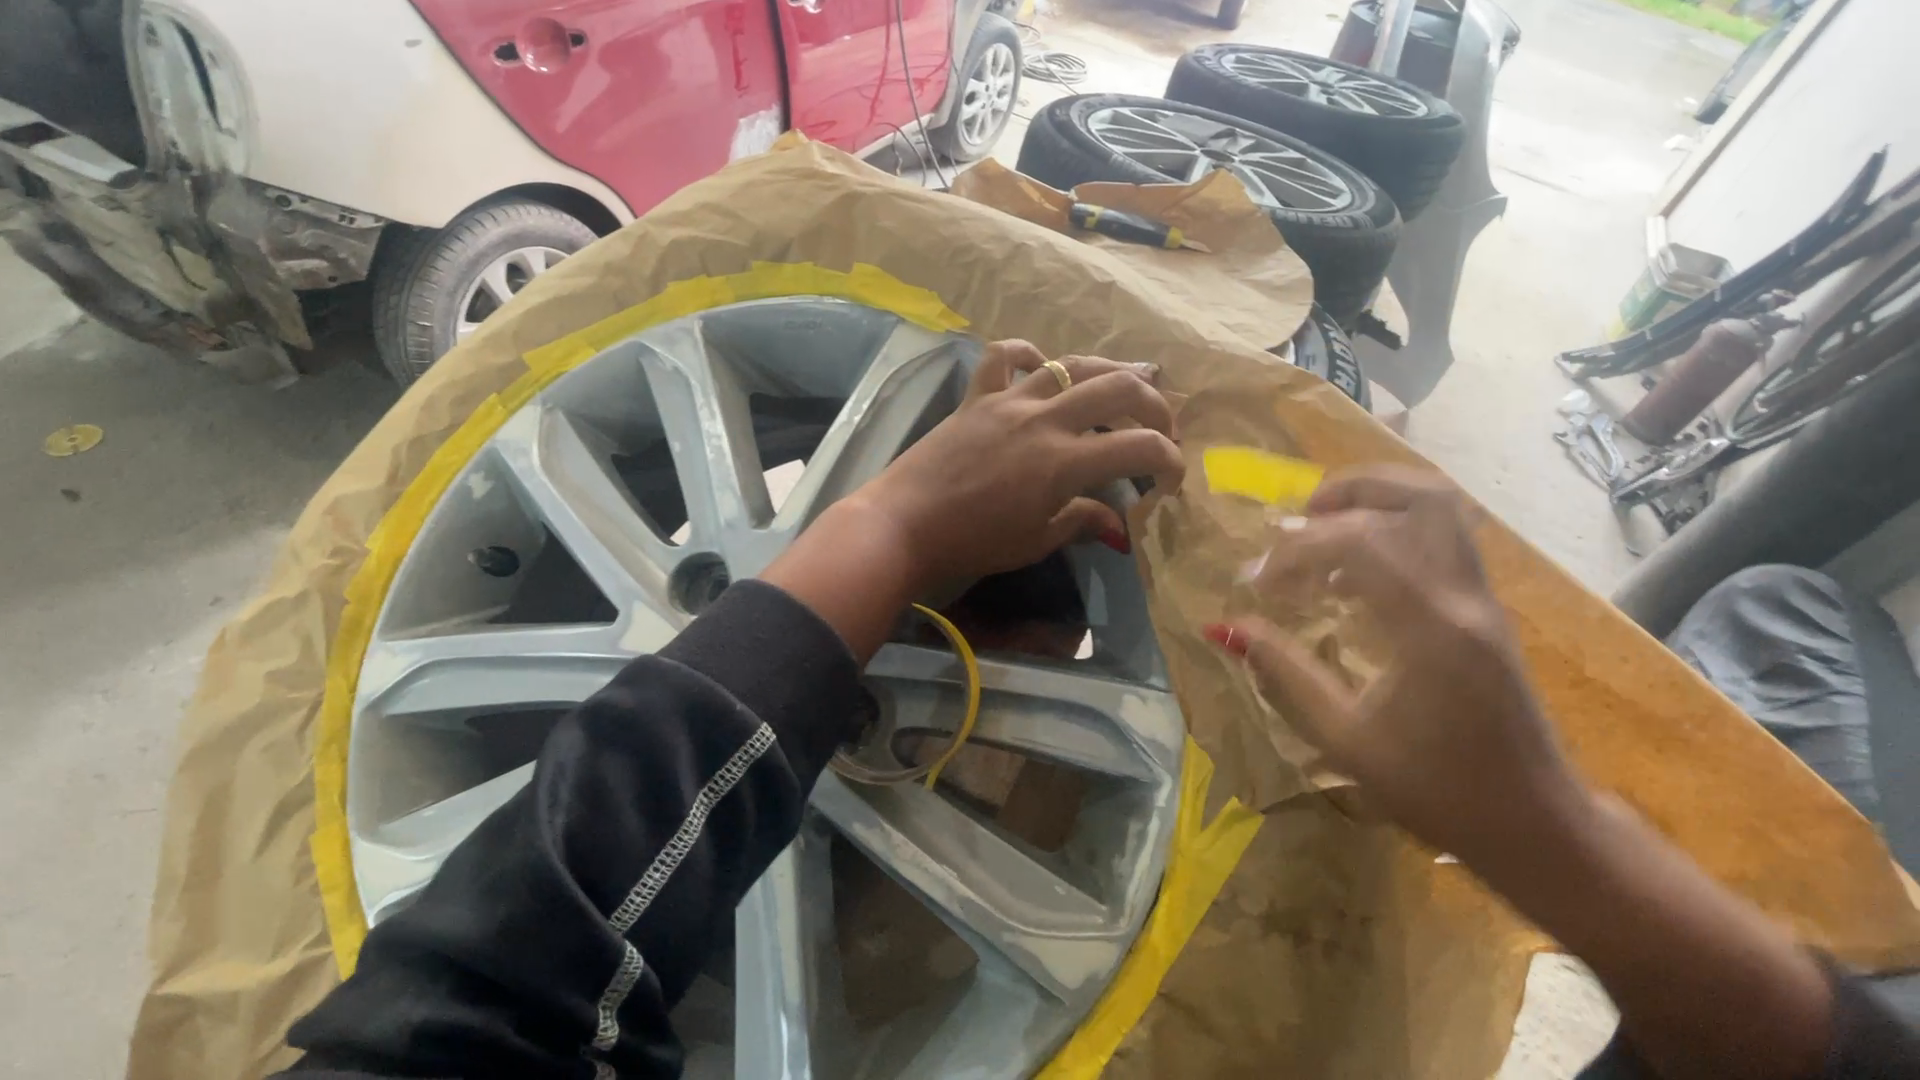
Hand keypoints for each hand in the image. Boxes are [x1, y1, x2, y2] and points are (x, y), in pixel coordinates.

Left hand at [850, 339, 1184, 590]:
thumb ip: (1081, 522)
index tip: (1171, 479)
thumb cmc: (971, 543)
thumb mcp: (1034, 541)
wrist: (903, 525)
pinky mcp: (976, 397)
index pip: (1138, 447)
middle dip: (1153, 404)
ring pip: (1070, 364)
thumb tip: (1119, 526)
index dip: (1169, 460)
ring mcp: (1008, 402)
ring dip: (1107, 371)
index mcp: (1063, 463)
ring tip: (1124, 386)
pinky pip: (1005, 358)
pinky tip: (1042, 368)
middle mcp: (1043, 420)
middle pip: (1116, 388)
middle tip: (1162, 426)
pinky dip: (1029, 355)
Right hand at [1206, 466, 1586, 865]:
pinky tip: (1351, 570)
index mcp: (1431, 629)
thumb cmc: (1436, 791)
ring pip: (1441, 507)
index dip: (1296, 548)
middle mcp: (1465, 597)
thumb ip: (1284, 673)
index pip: (1361, 541)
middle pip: (1420, 496)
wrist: (1533, 822)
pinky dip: (1391, 529)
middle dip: (1347, 492)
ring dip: (1375, 501)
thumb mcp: (1345, 739)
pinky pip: (1442, 537)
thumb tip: (1223, 628)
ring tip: (1321, 531)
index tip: (1256, 582)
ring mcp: (1483, 597)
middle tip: (1295, 524)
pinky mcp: (1485, 607)